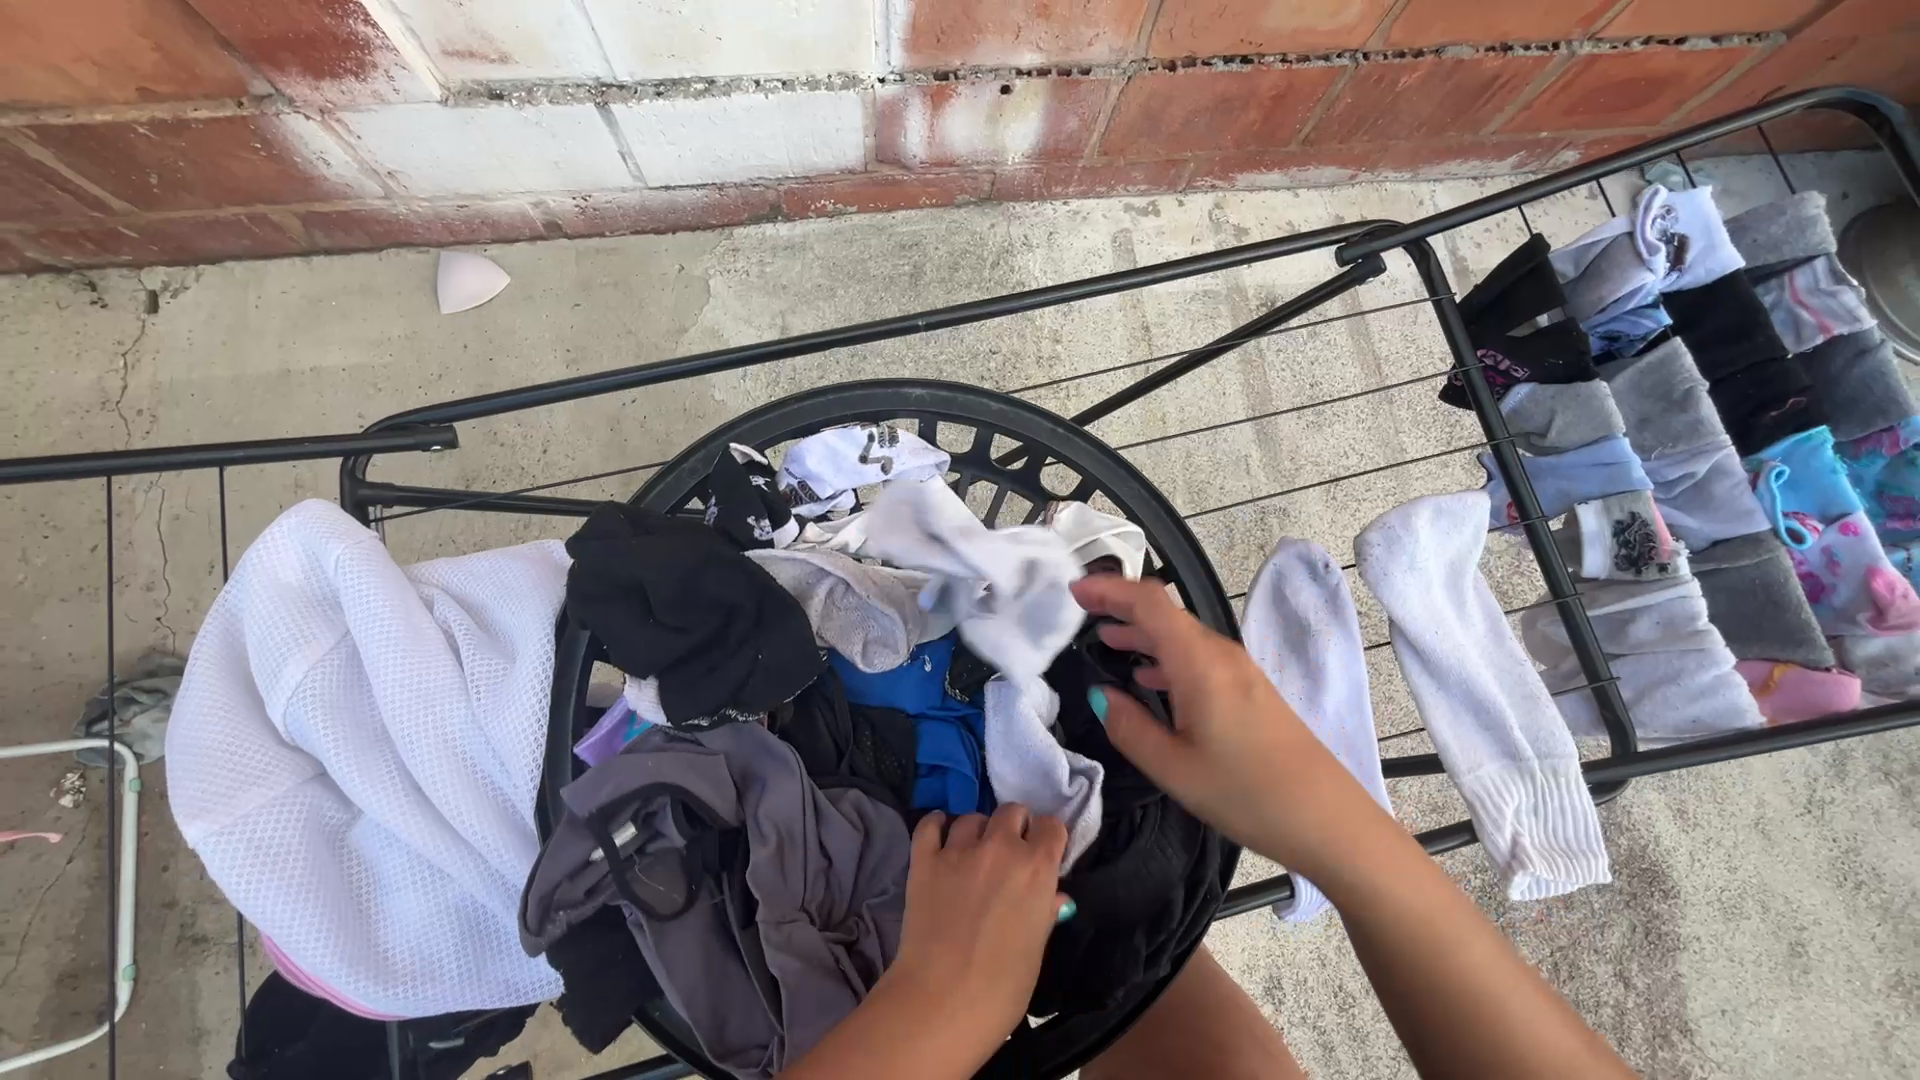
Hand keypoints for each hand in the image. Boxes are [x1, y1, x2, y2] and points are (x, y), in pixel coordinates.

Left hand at [883, 806, 1067, 1050]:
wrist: (942, 1001)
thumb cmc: (1001, 988)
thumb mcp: (1036, 950)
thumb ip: (1045, 914)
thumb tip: (1055, 897)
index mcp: (1036, 868)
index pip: (1051, 826)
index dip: (1048, 837)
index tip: (1043, 852)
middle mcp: (1000, 848)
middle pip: (1012, 812)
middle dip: (1015, 827)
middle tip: (1009, 853)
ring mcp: (959, 851)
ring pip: (973, 817)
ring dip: (978, 830)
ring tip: (973, 852)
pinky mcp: (924, 860)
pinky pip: (930, 825)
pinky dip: (937, 825)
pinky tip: (940, 833)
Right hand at [1069, 575, 1383, 876]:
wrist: (1328, 820)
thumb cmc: (1246, 793)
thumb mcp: (1172, 768)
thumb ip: (1128, 726)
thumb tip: (1101, 694)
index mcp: (1198, 662)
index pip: (1149, 602)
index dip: (1109, 589)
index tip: (1074, 591)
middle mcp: (1220, 654)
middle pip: (1166, 613)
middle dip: (1121, 607)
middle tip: (1082, 612)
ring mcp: (1240, 671)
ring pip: (1182, 636)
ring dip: (1143, 633)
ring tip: (1106, 640)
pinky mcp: (1250, 691)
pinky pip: (1199, 657)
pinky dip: (1166, 656)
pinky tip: (1149, 679)